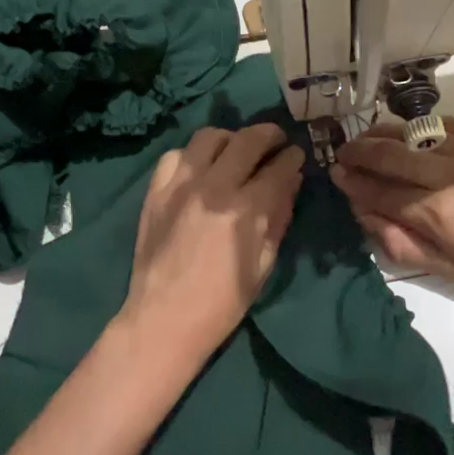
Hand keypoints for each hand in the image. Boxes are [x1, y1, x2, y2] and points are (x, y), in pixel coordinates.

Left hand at [120, 124, 305, 355]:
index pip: (279, 167)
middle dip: (269, 135)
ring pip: (210, 137)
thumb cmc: (224, 301)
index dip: (293, 158)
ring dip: (231, 139)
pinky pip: (175, 155)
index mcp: (246, 210)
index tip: (297, 156)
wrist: (165, 319)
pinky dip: (192, 155)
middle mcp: (215, 188)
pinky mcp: (155, 192)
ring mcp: (180, 186)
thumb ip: (279, 217)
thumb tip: (291, 182)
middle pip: (248, 140)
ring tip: (237, 150)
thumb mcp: (264, 263)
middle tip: (276, 141)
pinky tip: (200, 168)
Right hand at [330, 118, 453, 294]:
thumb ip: (399, 243)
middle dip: (359, 152)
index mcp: (434, 213)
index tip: (336, 175)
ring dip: (384, 133)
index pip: (378, 192)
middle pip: (389, 155)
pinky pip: (445, 124)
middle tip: (343, 152)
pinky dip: (421, 126)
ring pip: (413, 133)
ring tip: (368, 137)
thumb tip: (365, 216)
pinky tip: (410, 130)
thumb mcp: (445, 269)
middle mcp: (446, 176)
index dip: (352, 183)